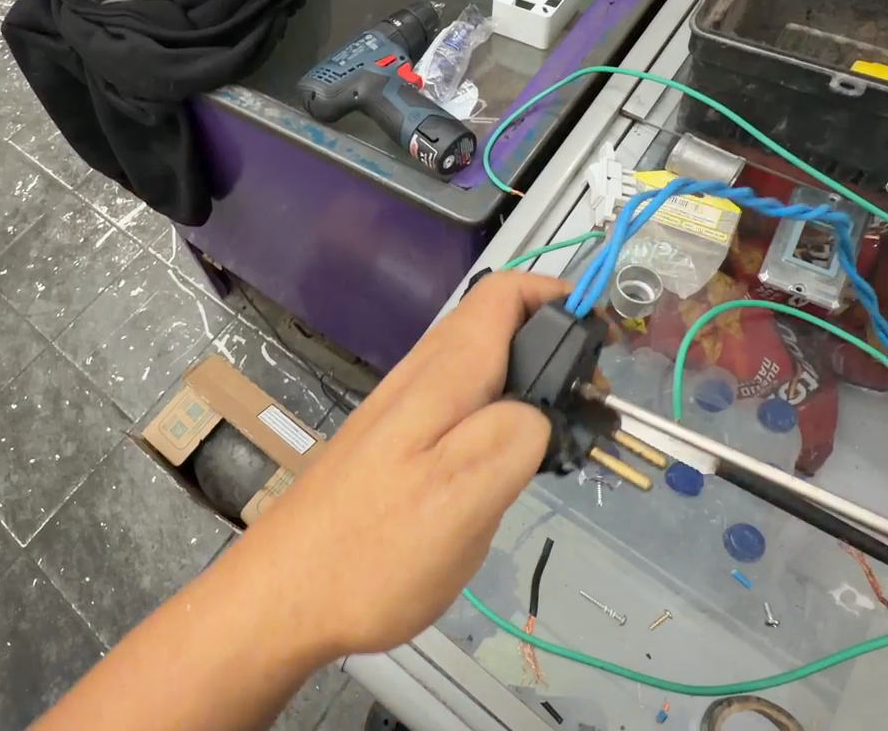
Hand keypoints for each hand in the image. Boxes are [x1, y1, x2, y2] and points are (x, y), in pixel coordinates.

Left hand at [216, 270, 571, 660]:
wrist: (286, 592)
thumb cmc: (373, 551)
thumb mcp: (461, 497)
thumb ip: (511, 439)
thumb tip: (540, 410)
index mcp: (441, 376)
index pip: (502, 294)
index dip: (556, 297)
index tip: (601, 339)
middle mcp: (419, 378)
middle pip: (493, 325)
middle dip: (552, 345)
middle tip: (590, 406)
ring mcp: (402, 410)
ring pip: (478, 366)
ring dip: (528, 383)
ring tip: (562, 438)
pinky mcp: (394, 442)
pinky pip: (459, 405)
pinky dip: (498, 414)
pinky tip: (508, 464)